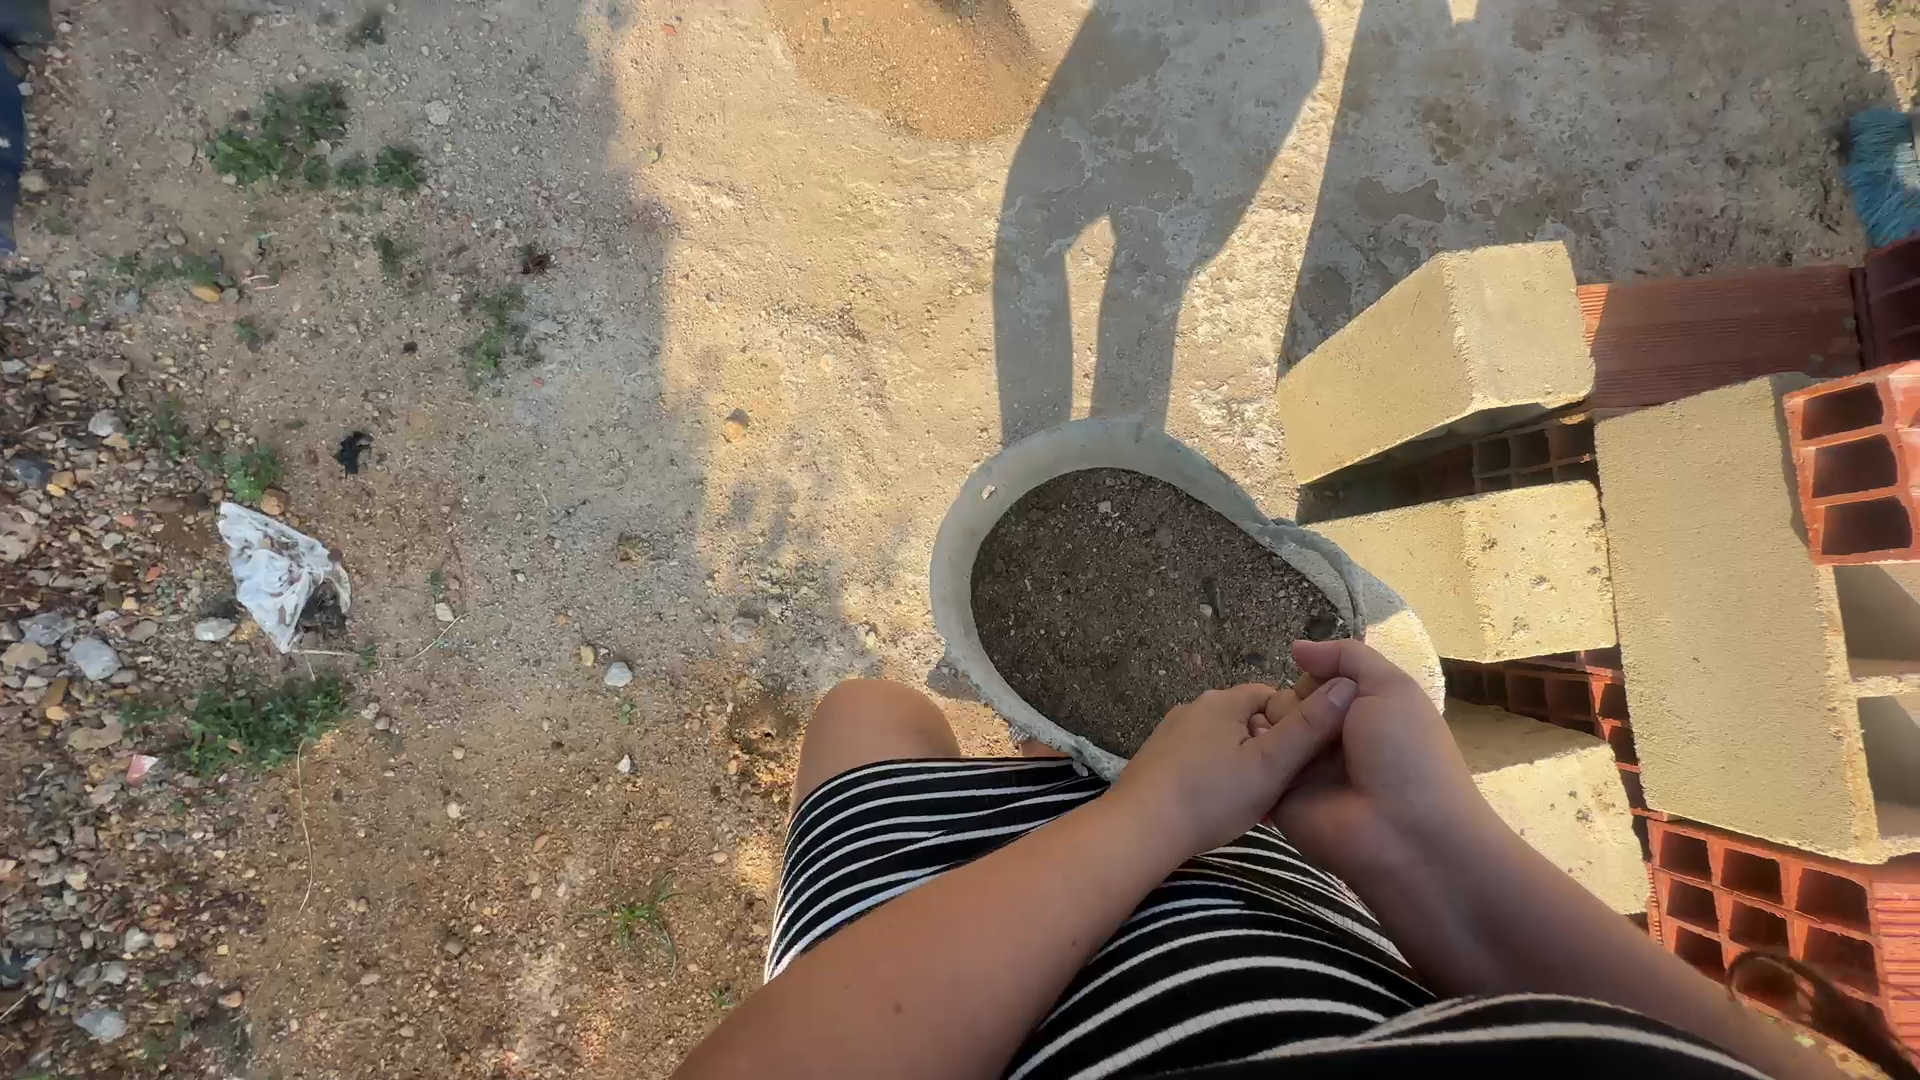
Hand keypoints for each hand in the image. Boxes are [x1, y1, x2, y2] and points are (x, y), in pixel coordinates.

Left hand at [1110, 678, 1354, 859]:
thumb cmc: (1212, 796)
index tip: (1300, 762)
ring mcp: (1171, 731)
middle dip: (1268, 750)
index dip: (1294, 724)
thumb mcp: (1270, 765)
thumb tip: (1347, 685)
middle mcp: (1194, 707)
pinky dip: (1218, 776)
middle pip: (1248, 720)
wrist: (1142, 826)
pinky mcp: (1158, 755)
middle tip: (1279, 790)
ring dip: (1244, 767)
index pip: (1272, 695)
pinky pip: (1201, 758)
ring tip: (1253, 804)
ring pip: (1225, 742)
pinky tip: (1220, 806)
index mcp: (1222, 701)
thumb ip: (1309, 728)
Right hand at [1264, 639, 1492, 875]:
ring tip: (1289, 740)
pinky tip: (1265, 751)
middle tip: (1315, 721)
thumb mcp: (1392, 689)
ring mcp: (1301, 766)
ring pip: (1266, 724)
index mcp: (1358, 714)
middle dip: (1295, 703)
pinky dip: (1255, 749)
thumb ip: (1347, 657)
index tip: (1331, 692)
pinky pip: (1253, 758)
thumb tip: (1296, 648)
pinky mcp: (1276, 792)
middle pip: (1287, 699)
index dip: (1317, 679)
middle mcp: (1328, 738)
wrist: (1404, 834)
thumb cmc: (1407, 755)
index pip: (1315, 680)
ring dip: (1275, 724)